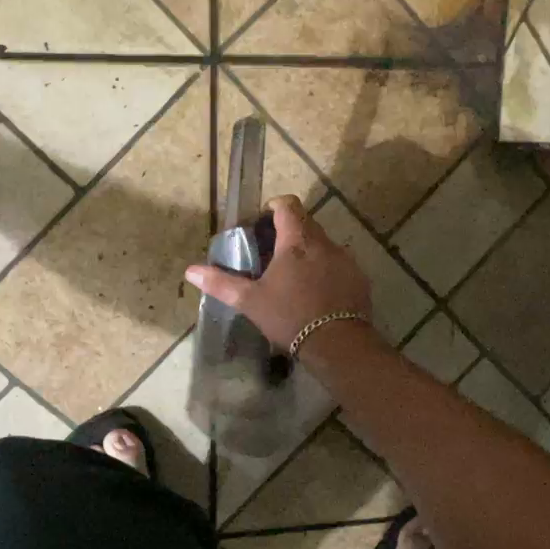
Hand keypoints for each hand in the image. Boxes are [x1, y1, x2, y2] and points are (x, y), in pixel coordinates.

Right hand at [184, 194, 372, 350]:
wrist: (337, 343)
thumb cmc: (289, 316)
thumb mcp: (251, 301)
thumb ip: (221, 283)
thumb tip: (191, 271)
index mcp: (296, 241)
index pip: (288, 205)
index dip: (274, 207)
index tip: (263, 222)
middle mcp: (323, 242)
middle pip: (306, 222)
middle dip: (289, 231)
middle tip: (272, 252)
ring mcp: (345, 259)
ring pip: (323, 244)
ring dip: (308, 251)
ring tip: (294, 275)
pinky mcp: (358, 277)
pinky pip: (338, 263)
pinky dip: (325, 269)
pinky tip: (316, 292)